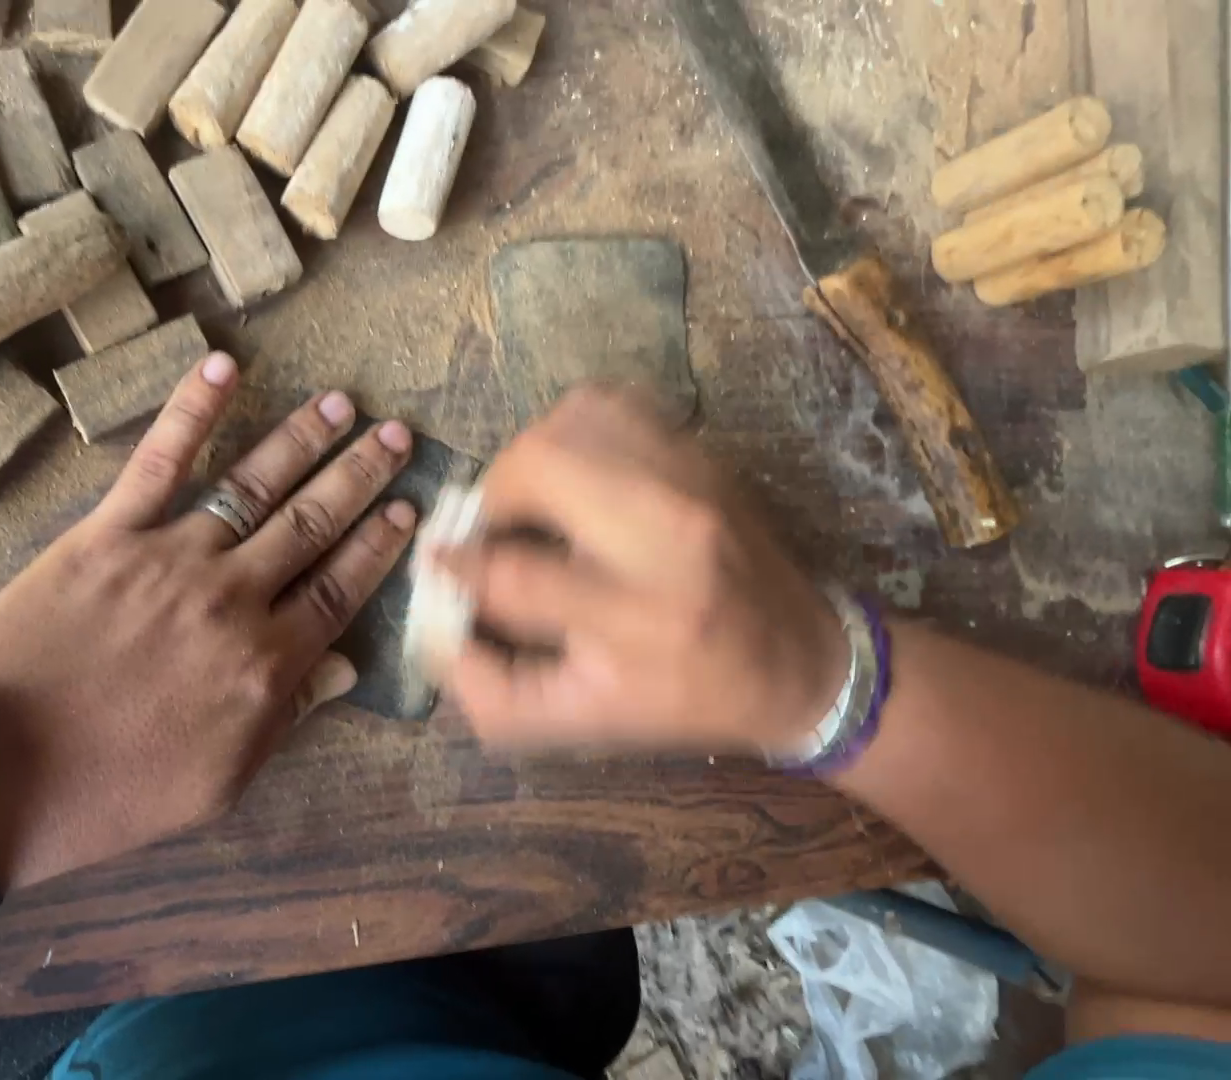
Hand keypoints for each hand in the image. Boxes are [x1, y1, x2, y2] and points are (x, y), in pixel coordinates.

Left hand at [0, 354, 417, 891]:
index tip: (406, 508)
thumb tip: (344, 666)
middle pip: (311, 525)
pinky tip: (223, 365)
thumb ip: (287, 716)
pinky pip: (158, 461)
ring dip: (302, 439)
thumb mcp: (219, 779)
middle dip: (359, 477)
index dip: (378, 546)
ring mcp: (170, 557)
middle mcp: (232, 599)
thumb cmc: (114, 790)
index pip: (340, 590)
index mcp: (264, 664)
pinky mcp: (108, 533)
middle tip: (394, 436)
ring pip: (253, 485)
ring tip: (340, 404)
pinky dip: (192, 409)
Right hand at [439, 388, 846, 755]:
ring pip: (572, 422)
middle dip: (492, 492)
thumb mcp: (580, 723)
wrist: (799, 659)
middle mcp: (669, 536)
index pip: (516, 574)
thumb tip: (433, 631)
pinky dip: (569, 430)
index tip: (438, 562)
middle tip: (488, 526)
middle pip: (545, 464)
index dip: (458, 563)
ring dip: (528, 457)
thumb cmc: (679, 697)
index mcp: (638, 619)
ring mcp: (691, 480)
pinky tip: (571, 472)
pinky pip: (607, 405)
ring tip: (530, 501)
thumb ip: (491, 691)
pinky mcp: (701, 451)